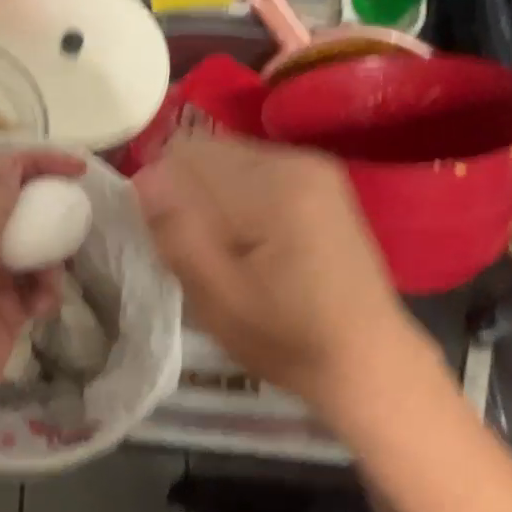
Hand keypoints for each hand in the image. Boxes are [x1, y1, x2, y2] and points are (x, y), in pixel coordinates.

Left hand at [0, 150, 88, 451]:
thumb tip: (11, 162)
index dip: (36, 163)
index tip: (77, 168)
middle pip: (19, 211)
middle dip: (48, 211)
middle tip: (80, 216)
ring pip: (32, 251)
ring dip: (49, 260)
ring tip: (50, 282)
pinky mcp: (4, 314)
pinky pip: (35, 290)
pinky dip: (44, 294)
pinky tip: (42, 311)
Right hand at [132, 136, 416, 404]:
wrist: (367, 360)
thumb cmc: (287, 338)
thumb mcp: (217, 298)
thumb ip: (177, 232)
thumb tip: (144, 179)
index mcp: (273, 186)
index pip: (184, 153)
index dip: (159, 190)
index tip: (166, 237)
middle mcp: (295, 161)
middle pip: (205, 151)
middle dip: (185, 192)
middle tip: (195, 249)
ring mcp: (312, 167)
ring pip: (225, 159)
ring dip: (208, 195)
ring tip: (222, 248)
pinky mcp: (318, 181)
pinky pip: (250, 170)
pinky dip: (234, 197)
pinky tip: (247, 240)